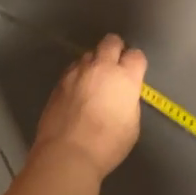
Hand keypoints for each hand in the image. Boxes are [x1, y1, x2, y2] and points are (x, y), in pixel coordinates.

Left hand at [33, 34, 147, 178]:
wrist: (67, 152)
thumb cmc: (107, 144)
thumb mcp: (131, 125)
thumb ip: (129, 102)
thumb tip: (123, 95)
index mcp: (124, 78)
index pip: (136, 56)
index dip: (136, 63)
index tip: (134, 73)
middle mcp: (100, 68)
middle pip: (110, 41)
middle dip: (115, 49)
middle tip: (114, 66)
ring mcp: (77, 72)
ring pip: (88, 54)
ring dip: (94, 63)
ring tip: (92, 81)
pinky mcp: (59, 81)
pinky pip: (73, 69)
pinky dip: (78, 75)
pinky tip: (77, 91)